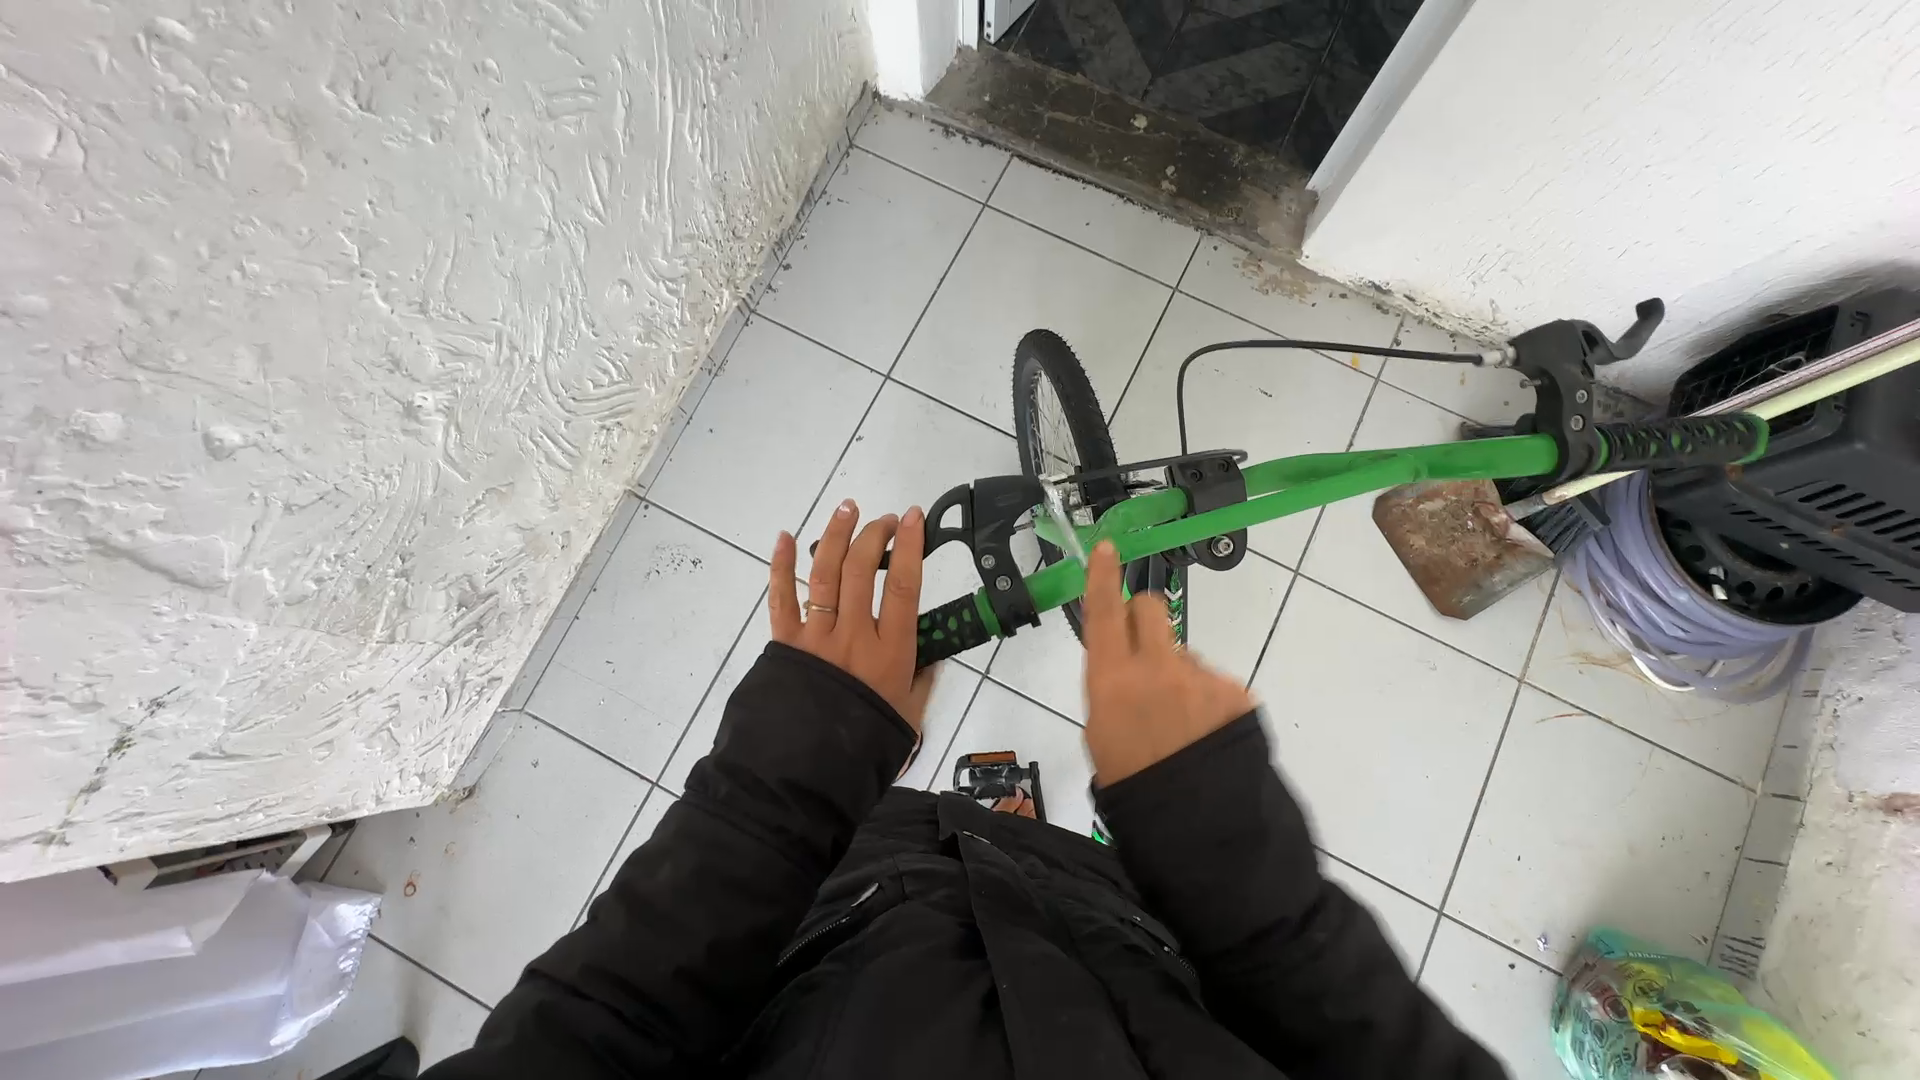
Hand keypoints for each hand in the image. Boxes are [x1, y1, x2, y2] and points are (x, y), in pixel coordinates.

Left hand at [771, 499, 938, 729]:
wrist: (804, 775)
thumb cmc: (864, 747)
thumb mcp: (909, 718)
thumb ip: (921, 683)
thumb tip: (931, 658)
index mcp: (889, 653)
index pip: (902, 585)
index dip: (910, 546)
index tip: (914, 518)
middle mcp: (852, 636)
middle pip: (861, 569)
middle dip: (874, 534)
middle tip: (884, 519)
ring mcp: (815, 637)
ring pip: (825, 572)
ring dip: (836, 535)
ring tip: (846, 508)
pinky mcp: (784, 643)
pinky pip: (780, 597)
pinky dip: (781, 564)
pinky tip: (785, 537)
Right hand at [1081, 541, 1252, 785]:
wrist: (1199, 826)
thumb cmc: (1133, 783)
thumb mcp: (1099, 734)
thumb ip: (1110, 687)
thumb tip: (1125, 667)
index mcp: (1113, 679)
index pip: (1104, 612)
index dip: (1103, 576)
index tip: (1108, 547)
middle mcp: (1158, 667)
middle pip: (1152, 608)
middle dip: (1143, 619)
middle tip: (1143, 653)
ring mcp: (1202, 678)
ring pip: (1184, 654)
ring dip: (1179, 675)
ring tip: (1183, 726)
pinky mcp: (1237, 692)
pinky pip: (1215, 682)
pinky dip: (1208, 701)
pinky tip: (1208, 735)